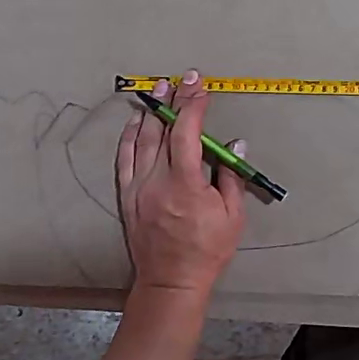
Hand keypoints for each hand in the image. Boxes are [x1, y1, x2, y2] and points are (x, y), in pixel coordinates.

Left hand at [116, 70, 247, 298]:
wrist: (171, 281)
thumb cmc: (207, 251)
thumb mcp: (232, 216)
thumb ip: (231, 177)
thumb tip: (234, 145)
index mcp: (185, 184)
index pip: (187, 133)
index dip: (194, 105)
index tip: (200, 86)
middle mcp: (157, 181)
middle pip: (164, 130)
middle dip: (175, 99)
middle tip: (183, 77)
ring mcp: (138, 187)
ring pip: (142, 139)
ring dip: (153, 111)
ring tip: (160, 88)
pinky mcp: (127, 195)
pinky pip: (125, 158)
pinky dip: (129, 136)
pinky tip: (136, 120)